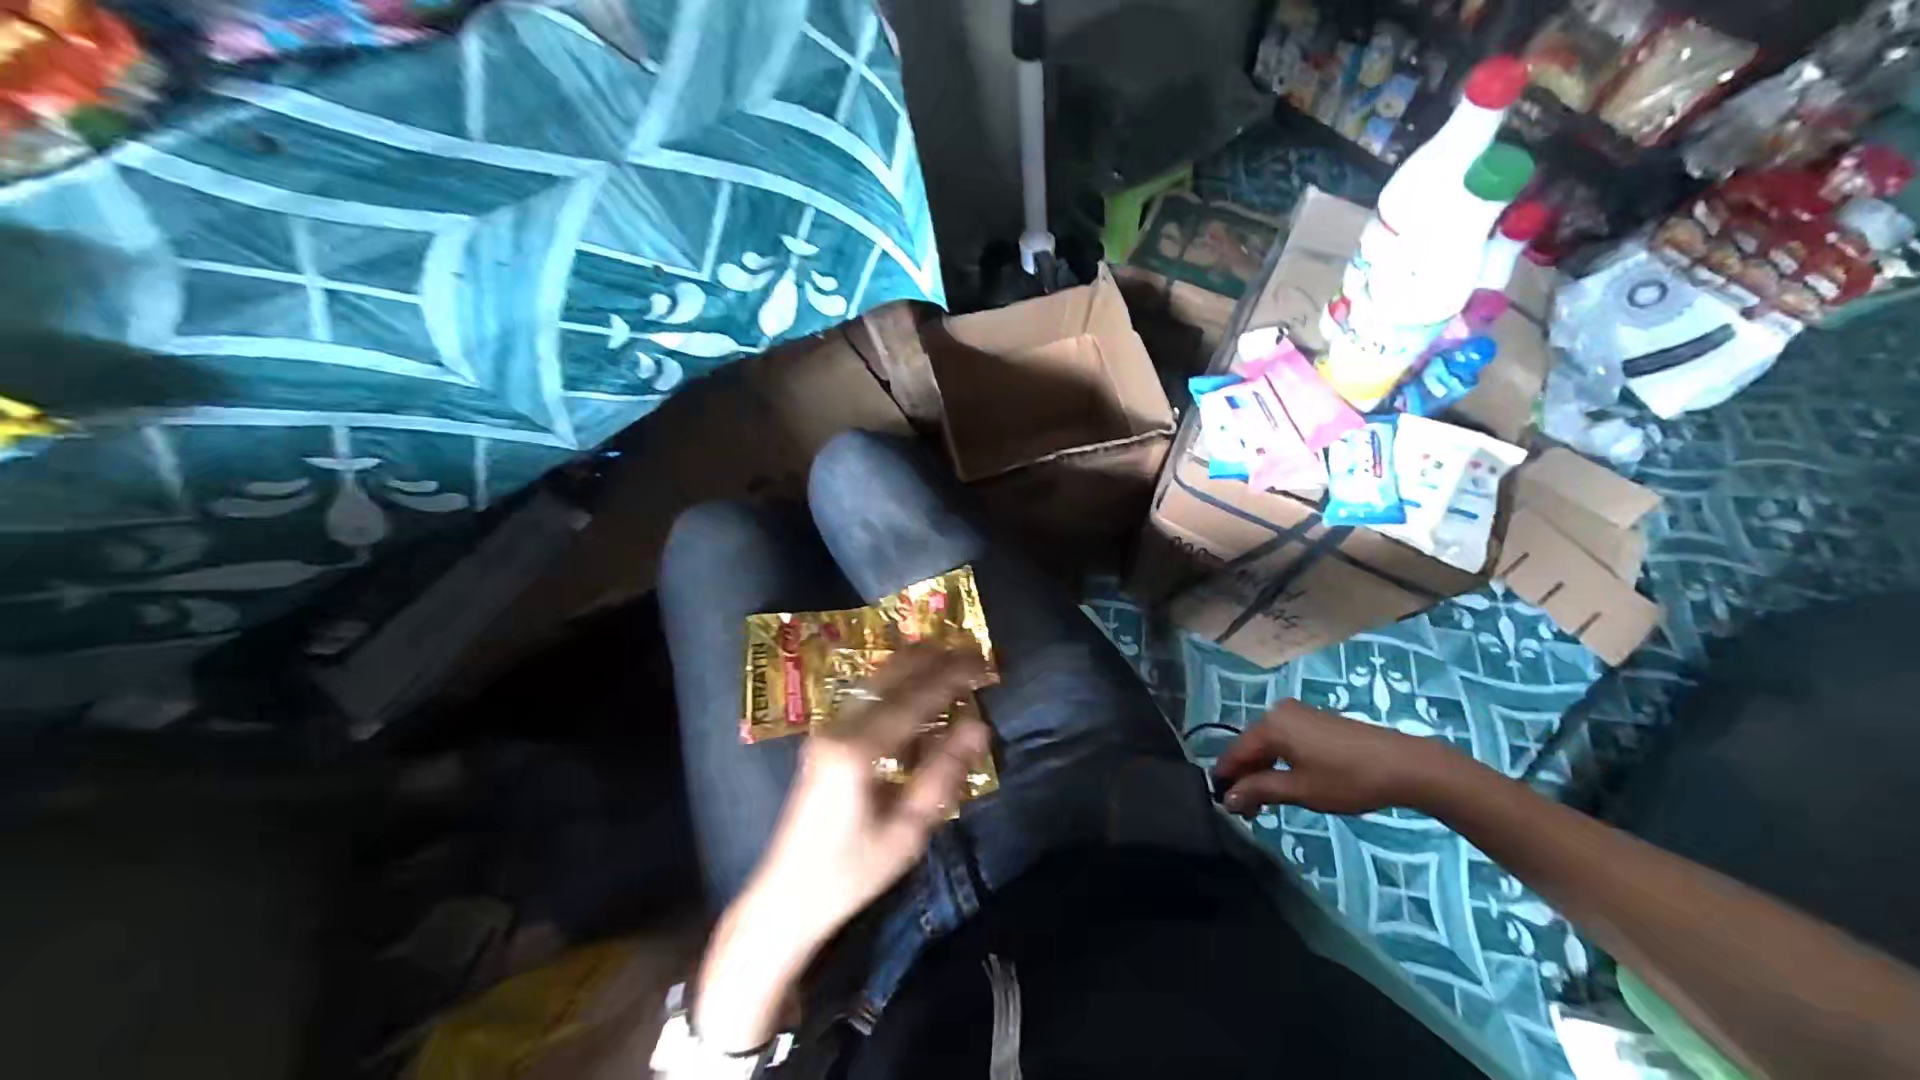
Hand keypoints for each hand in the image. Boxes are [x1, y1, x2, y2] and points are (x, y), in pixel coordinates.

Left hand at [745, 645, 991, 942]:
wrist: (788, 893)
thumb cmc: (852, 871)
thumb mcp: (906, 833)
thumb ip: (942, 775)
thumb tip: (979, 727)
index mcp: (858, 750)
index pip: (915, 698)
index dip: (952, 676)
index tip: (984, 663)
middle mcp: (840, 727)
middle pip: (891, 675)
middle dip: (934, 658)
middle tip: (972, 651)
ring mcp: (829, 728)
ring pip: (876, 678)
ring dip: (915, 663)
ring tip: (951, 655)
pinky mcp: (826, 736)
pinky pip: (868, 694)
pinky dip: (898, 679)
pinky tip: (918, 681)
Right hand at [1212, 700, 1471, 816]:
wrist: (1405, 765)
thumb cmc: (1348, 779)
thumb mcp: (1299, 790)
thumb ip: (1259, 790)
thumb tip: (1227, 798)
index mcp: (1269, 725)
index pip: (1234, 754)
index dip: (1226, 780)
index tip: (1224, 807)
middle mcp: (1277, 712)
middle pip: (1250, 747)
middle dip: (1246, 777)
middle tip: (1248, 811)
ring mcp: (1298, 713)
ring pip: (1267, 744)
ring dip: (1263, 771)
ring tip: (1268, 802)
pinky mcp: (1315, 720)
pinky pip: (1284, 739)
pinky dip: (1279, 760)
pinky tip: (1287, 782)